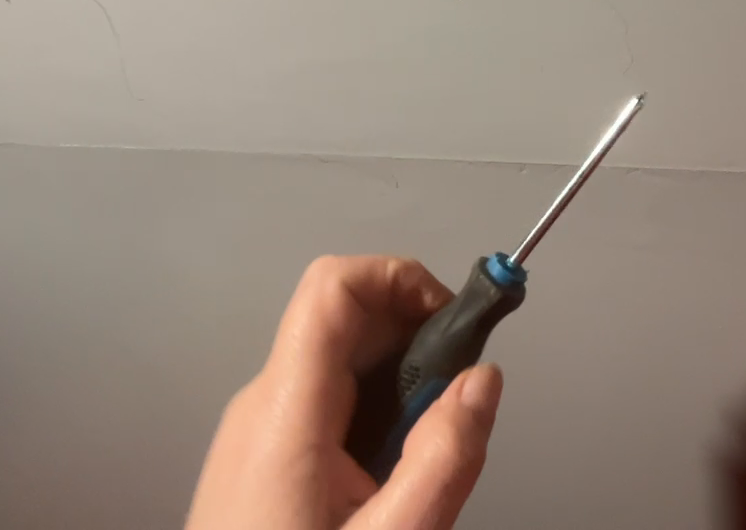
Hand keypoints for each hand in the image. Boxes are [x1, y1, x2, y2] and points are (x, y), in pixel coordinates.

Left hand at [186, 256, 501, 529]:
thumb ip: (444, 457)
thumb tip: (486, 376)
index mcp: (284, 412)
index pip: (334, 286)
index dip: (401, 277)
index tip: (453, 324)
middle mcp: (264, 404)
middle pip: (351, 316)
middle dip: (417, 336)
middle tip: (453, 400)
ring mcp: (259, 429)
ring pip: (347, 356)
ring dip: (404, 377)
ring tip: (424, 448)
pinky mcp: (265, 453)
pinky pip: (334, 395)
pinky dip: (380, 406)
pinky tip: (392, 469)